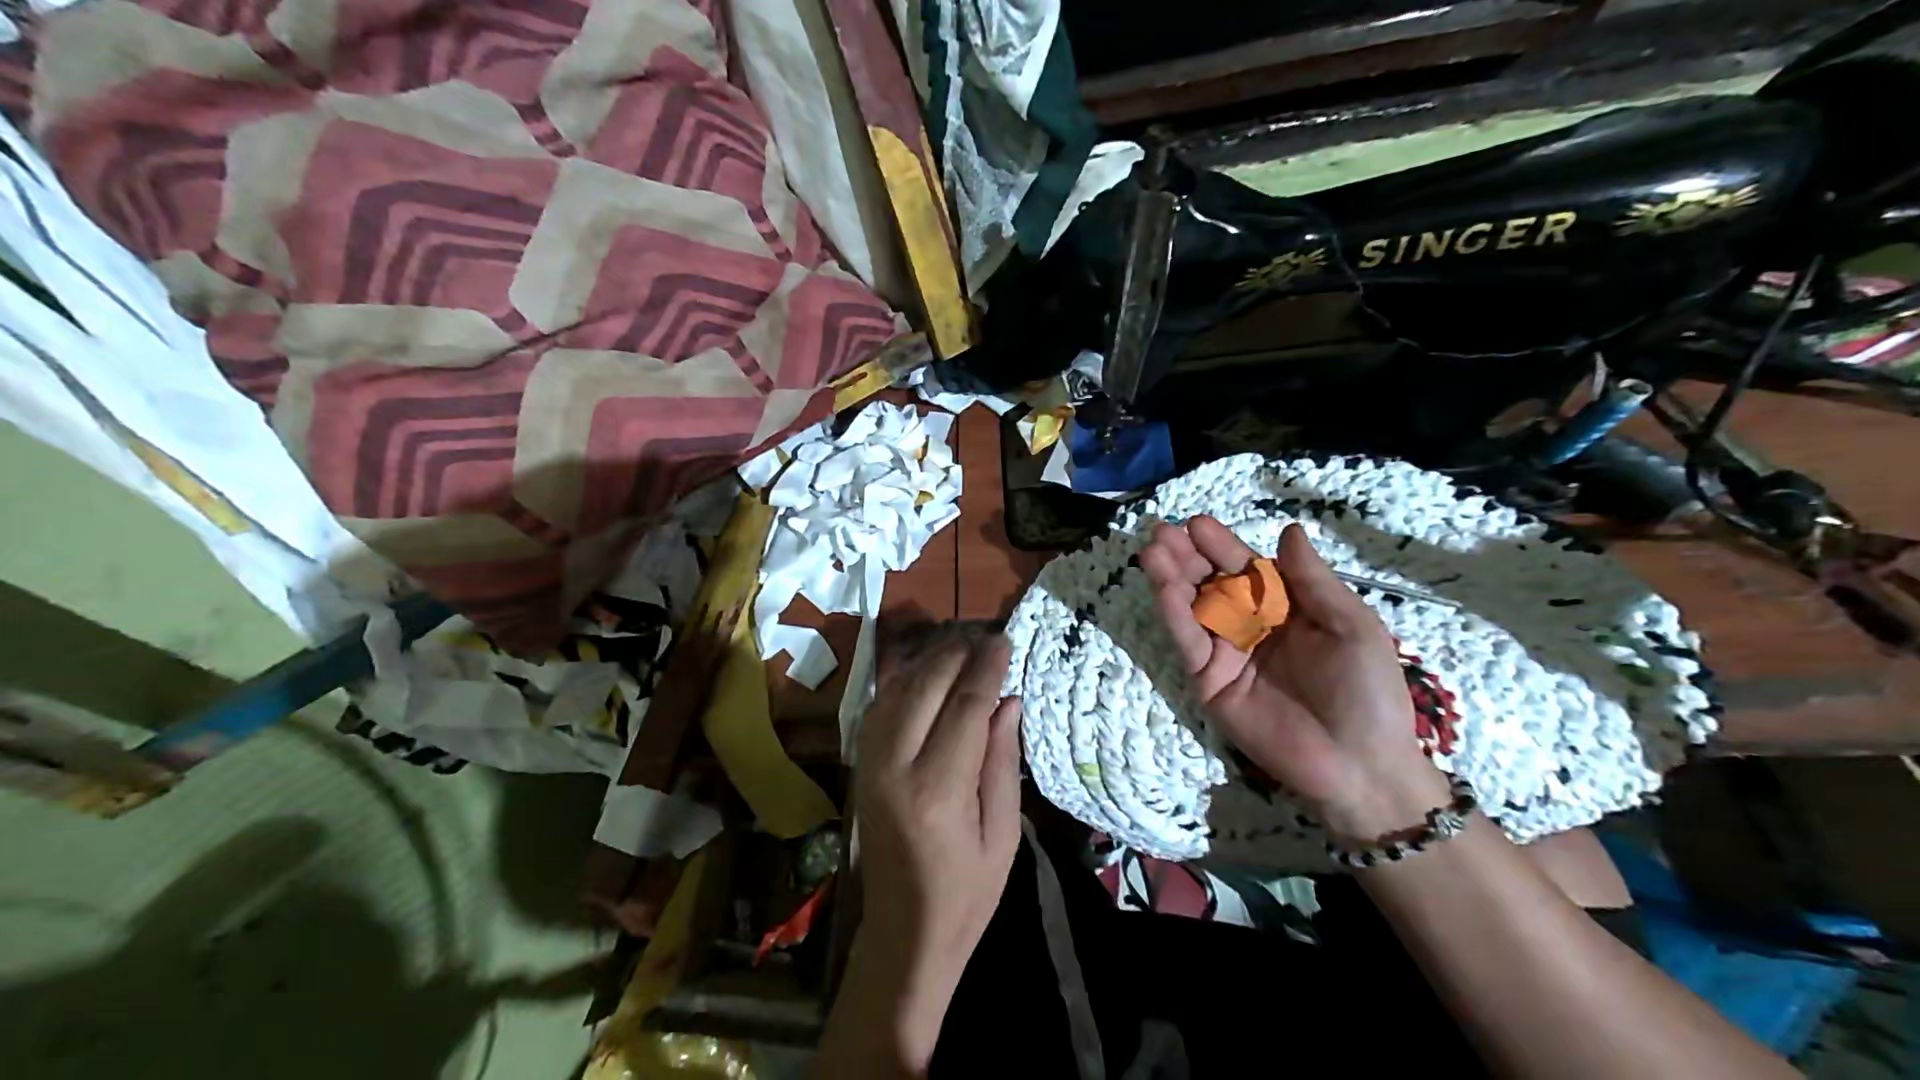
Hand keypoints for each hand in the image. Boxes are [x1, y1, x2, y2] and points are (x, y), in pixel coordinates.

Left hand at [837, 633, 1021, 1070]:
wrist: (903, 931)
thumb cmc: (967, 893)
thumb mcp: (1003, 834)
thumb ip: (1003, 761)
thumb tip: (1008, 700)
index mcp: (938, 789)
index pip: (965, 706)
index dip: (987, 668)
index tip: (1005, 640)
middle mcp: (896, 767)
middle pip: (925, 686)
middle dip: (957, 653)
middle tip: (985, 636)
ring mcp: (870, 764)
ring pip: (897, 690)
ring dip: (929, 660)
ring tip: (961, 646)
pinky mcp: (861, 766)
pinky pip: (880, 707)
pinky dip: (904, 681)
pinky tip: (926, 672)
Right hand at [1141, 517, 1446, 841]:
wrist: (1360, 765)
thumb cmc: (1367, 690)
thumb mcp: (1352, 626)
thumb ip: (1313, 580)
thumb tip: (1288, 529)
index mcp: (1286, 609)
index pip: (1247, 569)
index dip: (1222, 546)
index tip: (1196, 523)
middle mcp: (1251, 626)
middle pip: (1212, 584)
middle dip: (1187, 558)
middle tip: (1161, 533)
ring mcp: (1227, 654)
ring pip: (1193, 609)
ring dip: (1171, 579)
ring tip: (1152, 552)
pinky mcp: (1210, 682)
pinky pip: (1191, 643)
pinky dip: (1175, 616)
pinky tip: (1164, 589)